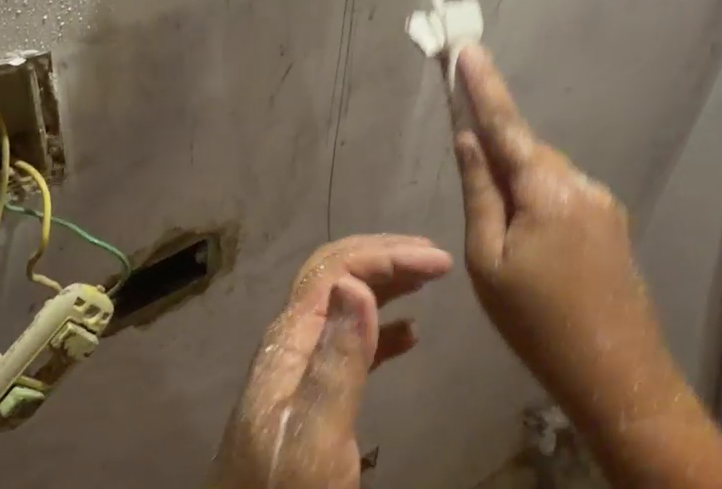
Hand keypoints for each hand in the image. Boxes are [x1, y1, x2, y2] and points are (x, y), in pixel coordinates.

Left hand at [209, 235, 452, 488]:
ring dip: (385, 285)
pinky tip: (411, 334)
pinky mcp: (312, 393)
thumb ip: (336, 360)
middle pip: (336, 277)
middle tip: (436, 258)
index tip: (437, 260)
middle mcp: (292, 340)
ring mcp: (301, 365)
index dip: (384, 255)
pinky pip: (349, 343)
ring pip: (344, 305)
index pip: (334, 271)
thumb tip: (354, 283)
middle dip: (384, 258)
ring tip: (428, 280)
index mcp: (290, 338)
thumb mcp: (317, 430)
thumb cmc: (284, 486)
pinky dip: (381, 328)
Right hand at [447, 45, 690, 430]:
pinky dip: (535, 201)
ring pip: (541, 173)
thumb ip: (478, 191)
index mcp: (547, 190)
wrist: (618, 379)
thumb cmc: (537, 322)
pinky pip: (560, 194)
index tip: (465, 45)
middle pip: (524, 149)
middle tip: (471, 192)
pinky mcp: (610, 225)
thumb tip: (467, 138)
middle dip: (493, 152)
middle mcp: (580, 185)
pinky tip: (528, 246)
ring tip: (502, 241)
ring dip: (514, 185)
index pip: (505, 124)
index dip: (481, 84)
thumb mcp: (486, 260)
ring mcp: (602, 205)